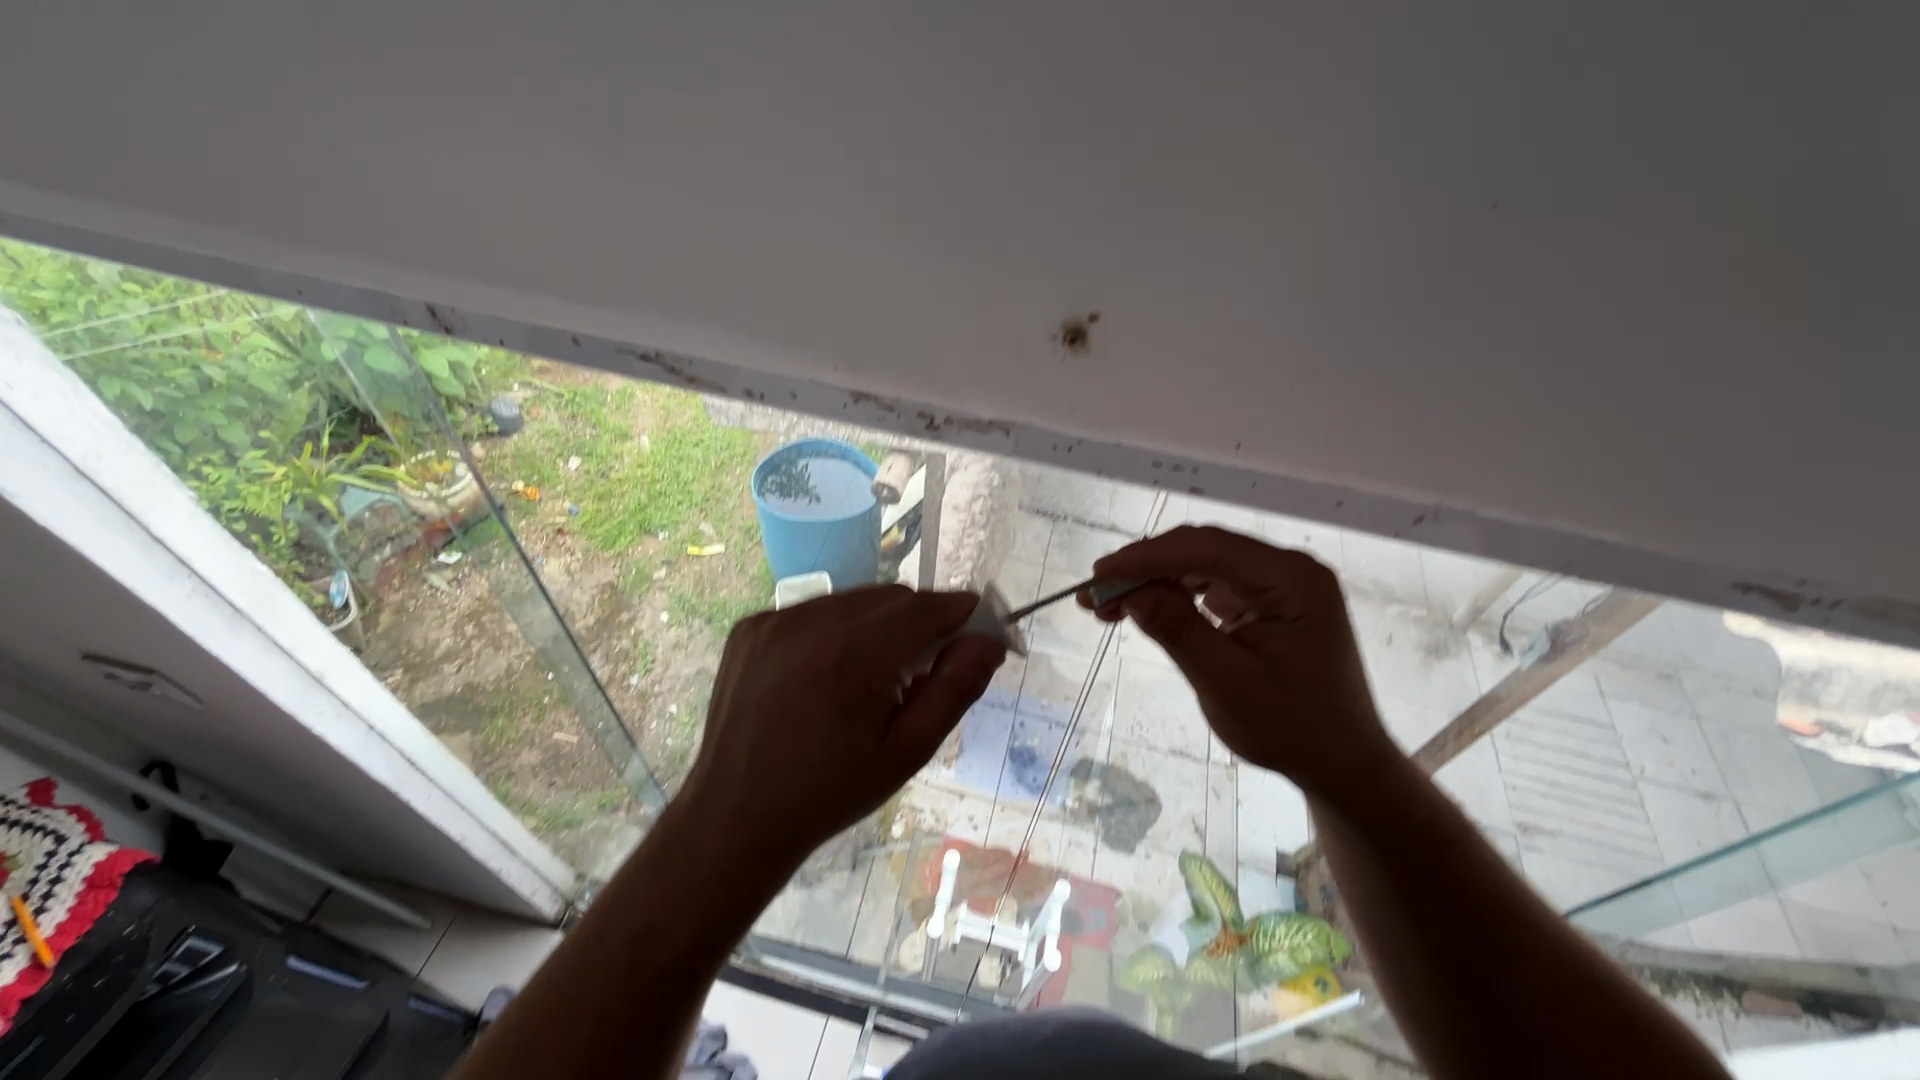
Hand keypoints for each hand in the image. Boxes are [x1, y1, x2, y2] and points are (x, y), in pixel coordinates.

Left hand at [677, 585, 1005, 866]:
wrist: (735, 818)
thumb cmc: (829, 794)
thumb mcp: (907, 752)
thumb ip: (955, 690)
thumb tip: (989, 642)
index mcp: (852, 653)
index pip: (927, 607)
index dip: (961, 614)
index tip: (980, 632)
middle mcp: (810, 620)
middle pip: (891, 597)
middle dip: (919, 623)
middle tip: (921, 673)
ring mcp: (773, 620)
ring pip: (853, 600)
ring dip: (876, 625)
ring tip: (868, 679)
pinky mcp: (750, 627)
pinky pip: (813, 611)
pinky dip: (834, 630)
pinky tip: (825, 676)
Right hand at [1083, 525, 1395, 794]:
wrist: (1341, 763)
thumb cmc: (1292, 728)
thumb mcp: (1227, 682)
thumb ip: (1178, 630)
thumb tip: (1130, 591)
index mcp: (1292, 580)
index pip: (1207, 549)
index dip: (1147, 557)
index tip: (1099, 575)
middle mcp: (1289, 570)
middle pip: (1203, 552)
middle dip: (1145, 569)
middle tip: (1094, 597)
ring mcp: (1280, 585)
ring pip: (1202, 566)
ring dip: (1155, 582)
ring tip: (1107, 607)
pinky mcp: (1269, 603)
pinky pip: (1213, 587)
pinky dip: (1175, 597)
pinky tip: (1144, 610)